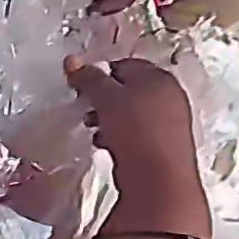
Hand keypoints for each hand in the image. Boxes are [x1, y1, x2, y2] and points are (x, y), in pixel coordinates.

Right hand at [64, 56, 197, 184]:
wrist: (158, 177)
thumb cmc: (135, 130)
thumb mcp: (107, 99)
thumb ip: (89, 79)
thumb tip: (71, 60)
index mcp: (158, 77)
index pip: (123, 64)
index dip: (98, 74)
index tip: (79, 87)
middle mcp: (168, 95)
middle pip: (127, 88)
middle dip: (102, 98)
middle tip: (84, 107)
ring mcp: (167, 121)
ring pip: (129, 111)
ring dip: (107, 118)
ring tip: (92, 128)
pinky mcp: (161, 144)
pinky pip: (134, 131)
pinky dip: (117, 134)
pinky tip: (105, 144)